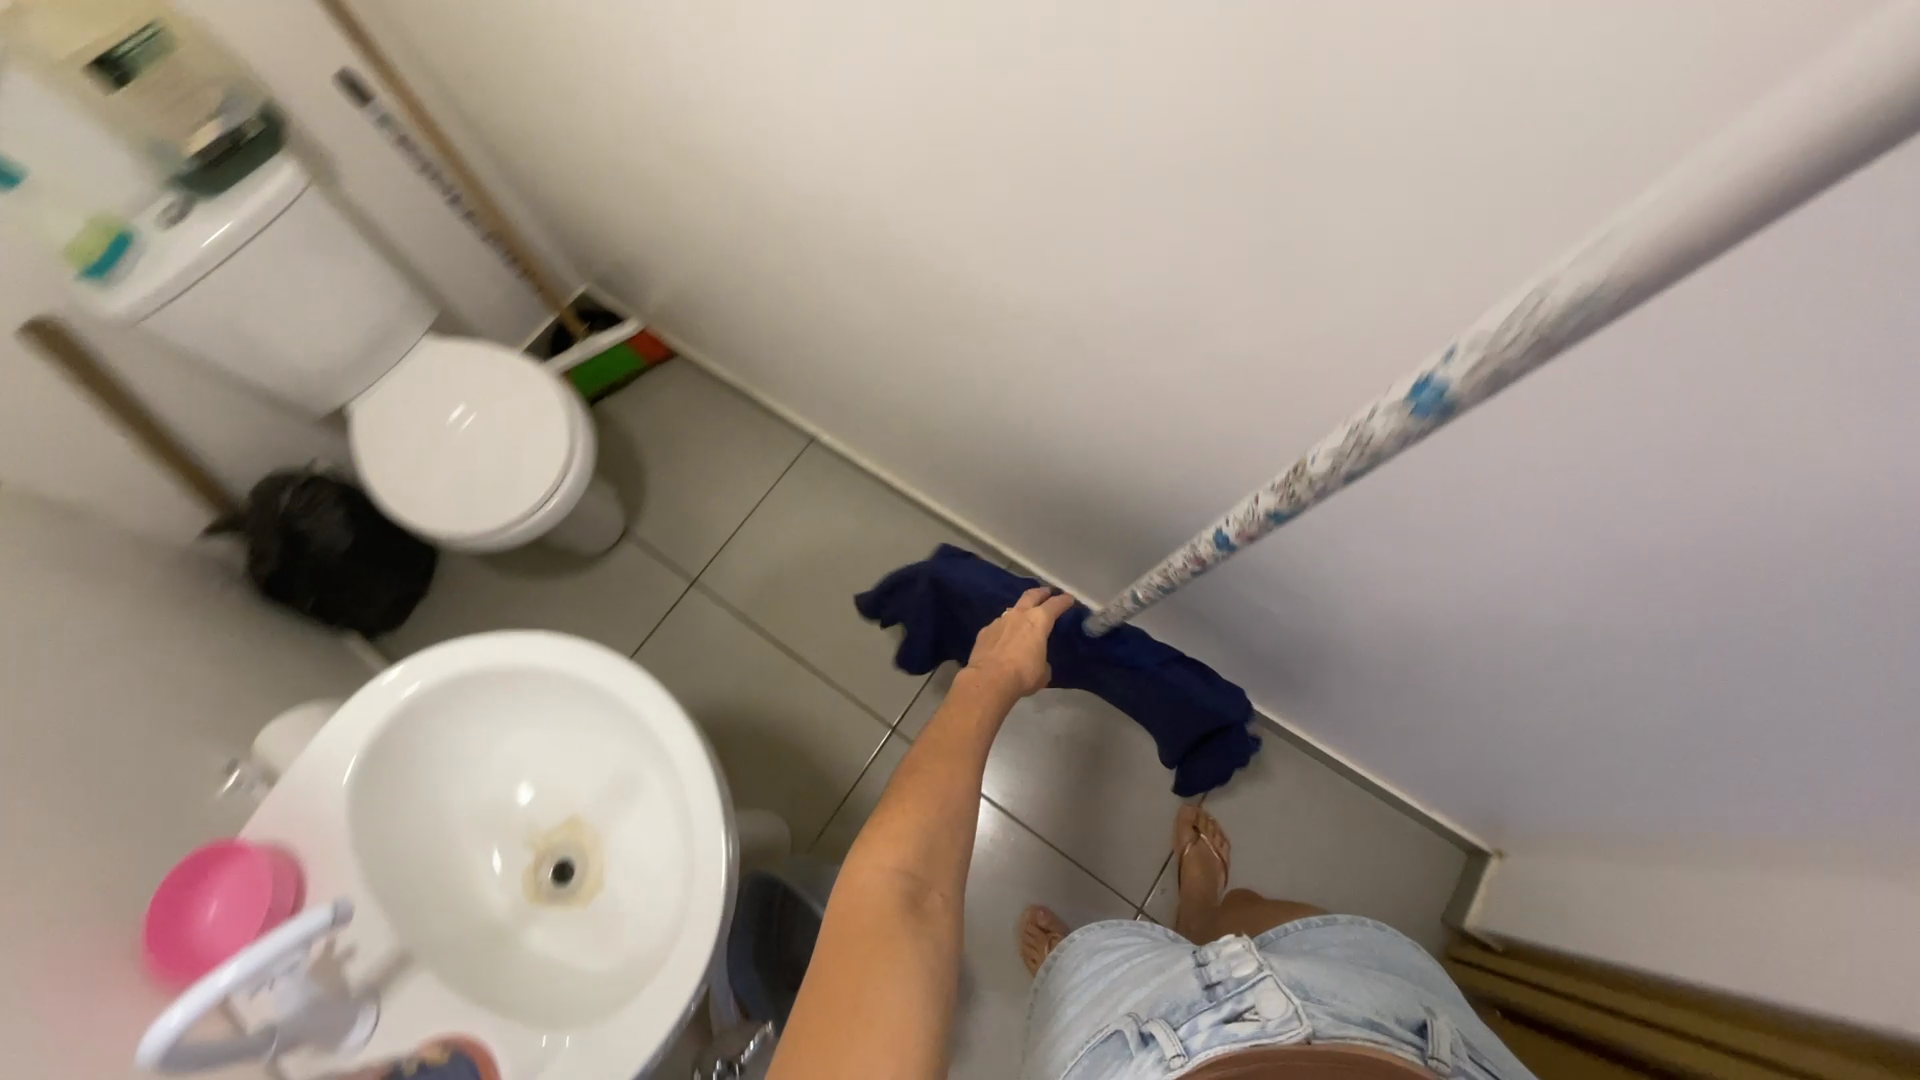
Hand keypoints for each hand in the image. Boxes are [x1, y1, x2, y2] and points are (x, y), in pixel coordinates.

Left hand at [962, 586, 1075, 701]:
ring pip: (1012, 609)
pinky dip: (1004, 629)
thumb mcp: (1043, 672)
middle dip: (1041, 592)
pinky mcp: (984, 631)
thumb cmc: (1023, 674)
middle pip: (1031, 595)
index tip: (1069, 598)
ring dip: (1020, 612)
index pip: (1055, 604)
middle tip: (1047, 592)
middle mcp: (1019, 615)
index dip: (1063, 600)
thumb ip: (1043, 661)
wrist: (989, 679)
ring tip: (1023, 618)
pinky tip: (1004, 638)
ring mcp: (999, 621)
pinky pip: (998, 625)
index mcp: (1038, 621)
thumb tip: (1039, 661)